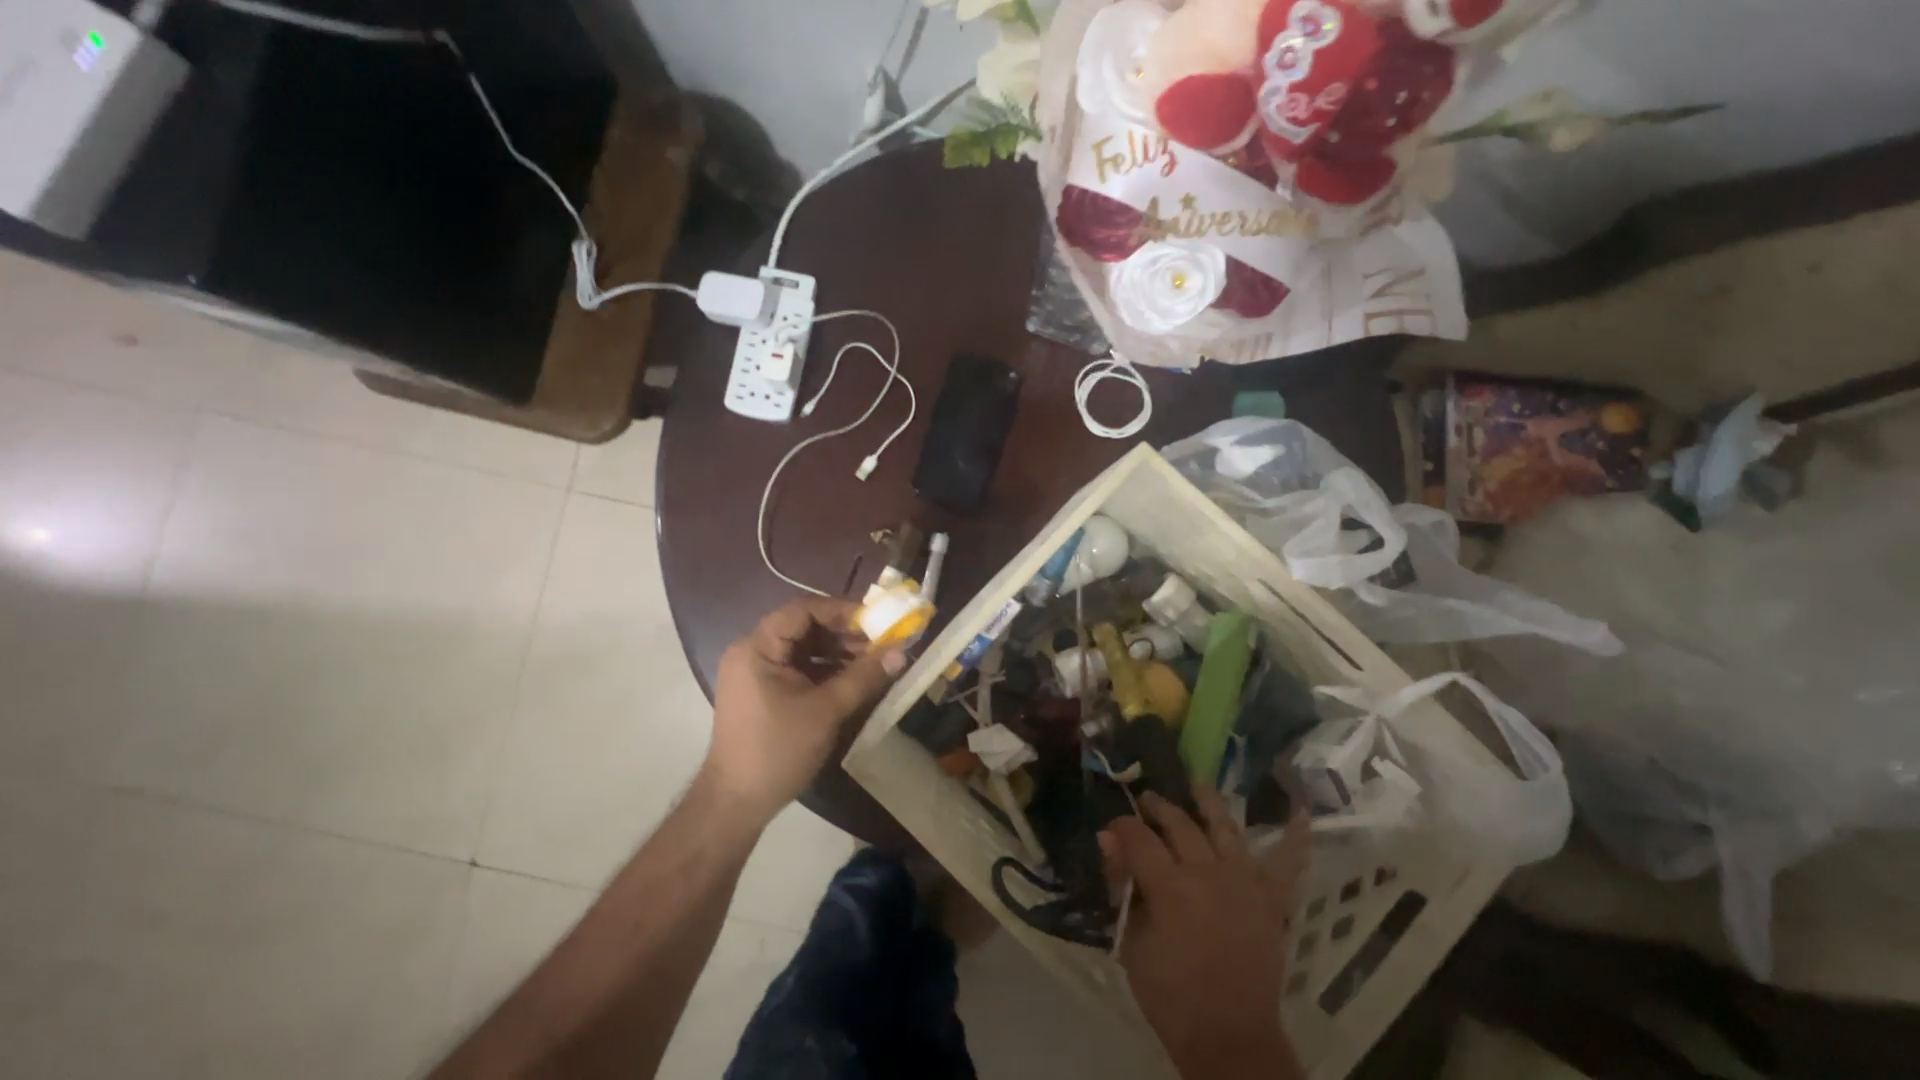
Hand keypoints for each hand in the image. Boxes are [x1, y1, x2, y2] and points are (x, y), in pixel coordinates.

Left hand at [703, 598, 906, 823]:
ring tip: (873, 661)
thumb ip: (863, 677)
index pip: (802, 610)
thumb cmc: (778, 749)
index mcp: (757, 647)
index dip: (841, 611)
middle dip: (844, 633)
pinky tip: (853, 679)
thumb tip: (901, 651)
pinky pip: (797, 668)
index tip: (876, 621)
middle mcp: (751, 652)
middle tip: (881, 643)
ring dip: (837, 652)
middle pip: (802, 627)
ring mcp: (755, 673)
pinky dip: (824, 669)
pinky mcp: (762, 692)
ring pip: (802, 648)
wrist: (736, 801)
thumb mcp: (826, 710)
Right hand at [1100, 789, 1309, 1079]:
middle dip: (1158, 807)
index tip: (1112, 826)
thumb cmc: (1170, 995)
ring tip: (1196, 785)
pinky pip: (1287, 862)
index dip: (1122, 826)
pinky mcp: (1272, 899)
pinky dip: (1295, 836)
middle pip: (1179, 824)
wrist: (1229, 1034)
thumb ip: (1124, 888)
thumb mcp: (1132, 943)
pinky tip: (1300, 812)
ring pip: (1225, 826)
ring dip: (1208, 802)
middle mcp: (1208, 872)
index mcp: (1169, 886)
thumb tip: (1109, 841)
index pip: (1138, 838)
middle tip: (1146, 800)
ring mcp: (1245, 881)